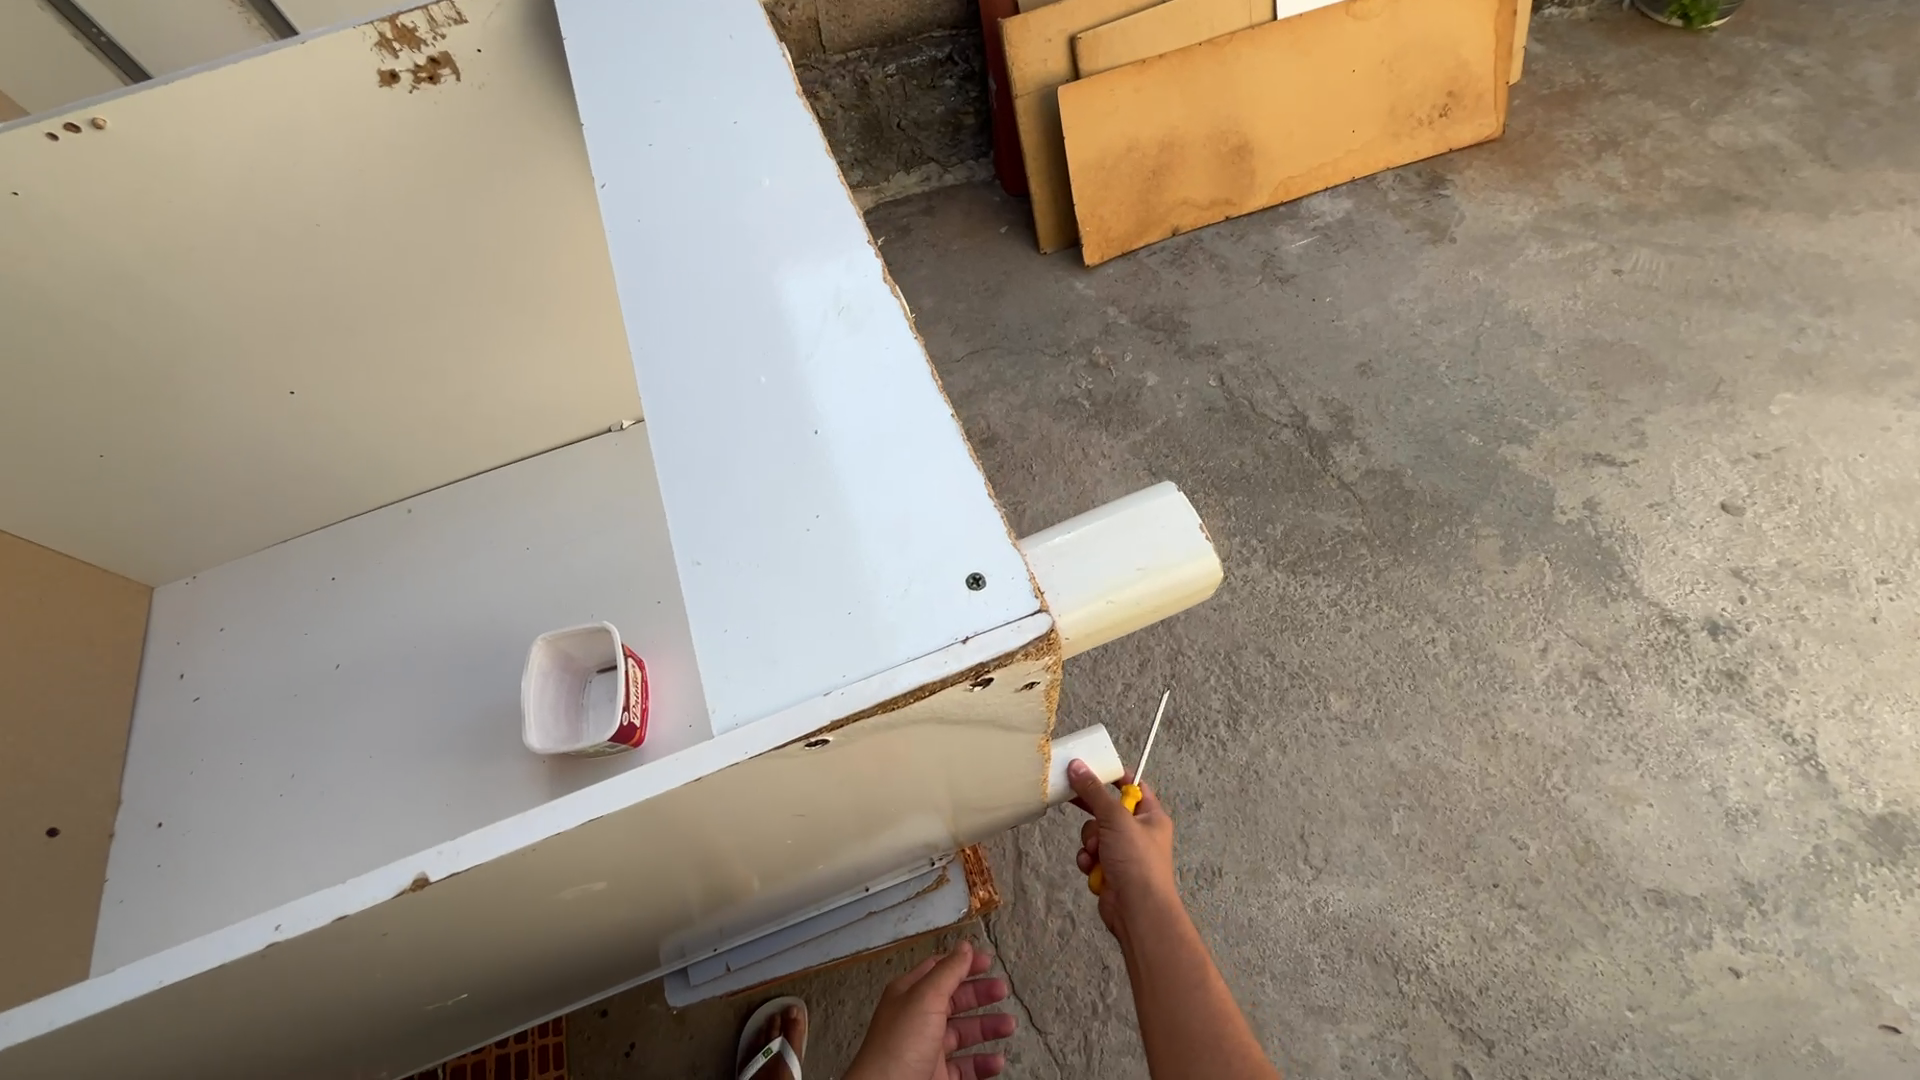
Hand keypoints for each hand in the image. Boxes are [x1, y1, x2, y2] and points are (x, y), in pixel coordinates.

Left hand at [843, 941, 1016, 1079]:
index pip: (939, 970)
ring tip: (1008, 1025)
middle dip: (979, 993)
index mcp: (909, 994)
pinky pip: (964, 1067)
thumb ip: (948, 972)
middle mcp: (917, 1020)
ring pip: (962, 1034)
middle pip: (954, 1000)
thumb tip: (964, 947)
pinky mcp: (936, 1077)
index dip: (963, 963)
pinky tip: (996, 1061)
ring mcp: (927, 1050)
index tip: (987, 961)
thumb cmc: (898, 1047)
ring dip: (986, 1027)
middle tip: (1001, 989)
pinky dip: (982, 1063)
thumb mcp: (925, 998)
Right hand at [1069, 758, 1178, 943]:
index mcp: (1151, 816)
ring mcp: (1123, 853)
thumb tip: (1077, 766)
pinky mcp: (1109, 870)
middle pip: (1108, 809)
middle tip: (1071, 794)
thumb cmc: (1137, 862)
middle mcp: (1138, 833)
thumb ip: (1094, 791)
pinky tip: (1091, 867)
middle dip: (1093, 812)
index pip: (1132, 785)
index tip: (1091, 767)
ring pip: (1095, 832)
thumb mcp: (1115, 818)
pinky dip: (1087, 859)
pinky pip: (1090, 854)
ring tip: (1096, 851)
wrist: (1138, 911)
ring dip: (1090, 841)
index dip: (1113, 776)